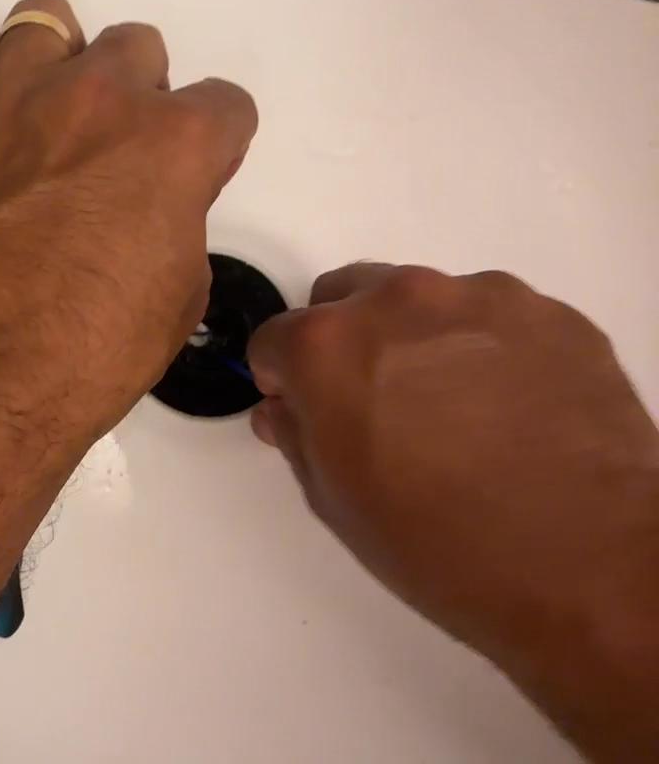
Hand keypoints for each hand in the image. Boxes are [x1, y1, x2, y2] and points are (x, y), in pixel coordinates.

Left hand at [0, 0, 257, 443]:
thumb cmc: (87, 348)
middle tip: (95, 152)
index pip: (220, 102)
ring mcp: (13, 97)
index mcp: (175, 141)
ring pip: (47, 21)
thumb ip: (172, 213)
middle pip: (134, 48)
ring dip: (54, 62)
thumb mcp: (177, 289)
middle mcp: (98, 97)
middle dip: (128, 96)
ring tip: (35, 117)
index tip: (173, 174)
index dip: (203, 142)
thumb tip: (147, 197)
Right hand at [249, 263, 658, 758]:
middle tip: (375, 400)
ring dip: (414, 337)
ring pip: (418, 300)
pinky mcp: (557, 318)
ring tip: (450, 402)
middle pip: (340, 296)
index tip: (308, 412)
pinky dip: (484, 346)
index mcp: (321, 343)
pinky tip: (505, 404)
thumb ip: (294, 430)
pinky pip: (493, 316)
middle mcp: (392, 302)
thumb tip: (290, 408)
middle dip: (344, 341)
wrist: (597, 573)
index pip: (272, 340)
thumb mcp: (326, 493)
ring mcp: (481, 302)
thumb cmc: (434, 537)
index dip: (284, 381)